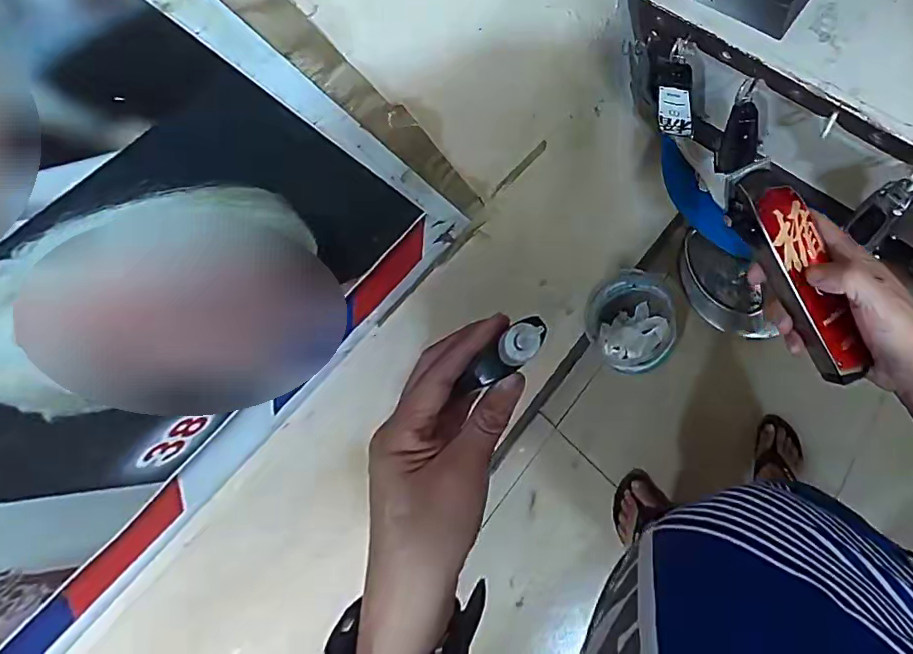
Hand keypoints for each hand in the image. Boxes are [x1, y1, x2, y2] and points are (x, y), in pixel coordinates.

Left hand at [361, 315, 524, 653]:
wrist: (414, 590)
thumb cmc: (433, 530)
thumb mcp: (465, 470)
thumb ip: (488, 419)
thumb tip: (514, 376)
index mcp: (398, 430)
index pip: (437, 374)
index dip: (469, 344)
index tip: (500, 322)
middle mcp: (400, 430)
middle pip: (432, 375)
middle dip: (465, 346)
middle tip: (503, 327)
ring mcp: (413, 444)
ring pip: (442, 393)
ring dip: (470, 369)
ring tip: (503, 349)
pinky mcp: (427, 457)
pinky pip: (450, 413)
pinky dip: (472, 394)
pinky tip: (493, 385)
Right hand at [757, 210, 912, 410]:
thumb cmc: (901, 329)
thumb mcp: (875, 295)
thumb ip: (845, 277)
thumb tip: (810, 272)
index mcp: (854, 261)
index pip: (821, 229)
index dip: (794, 223)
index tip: (767, 229)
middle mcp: (841, 278)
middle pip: (799, 265)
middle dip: (777, 274)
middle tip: (759, 284)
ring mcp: (835, 305)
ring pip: (797, 297)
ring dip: (784, 310)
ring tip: (786, 329)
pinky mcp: (832, 330)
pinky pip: (804, 324)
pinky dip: (795, 333)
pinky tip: (797, 345)